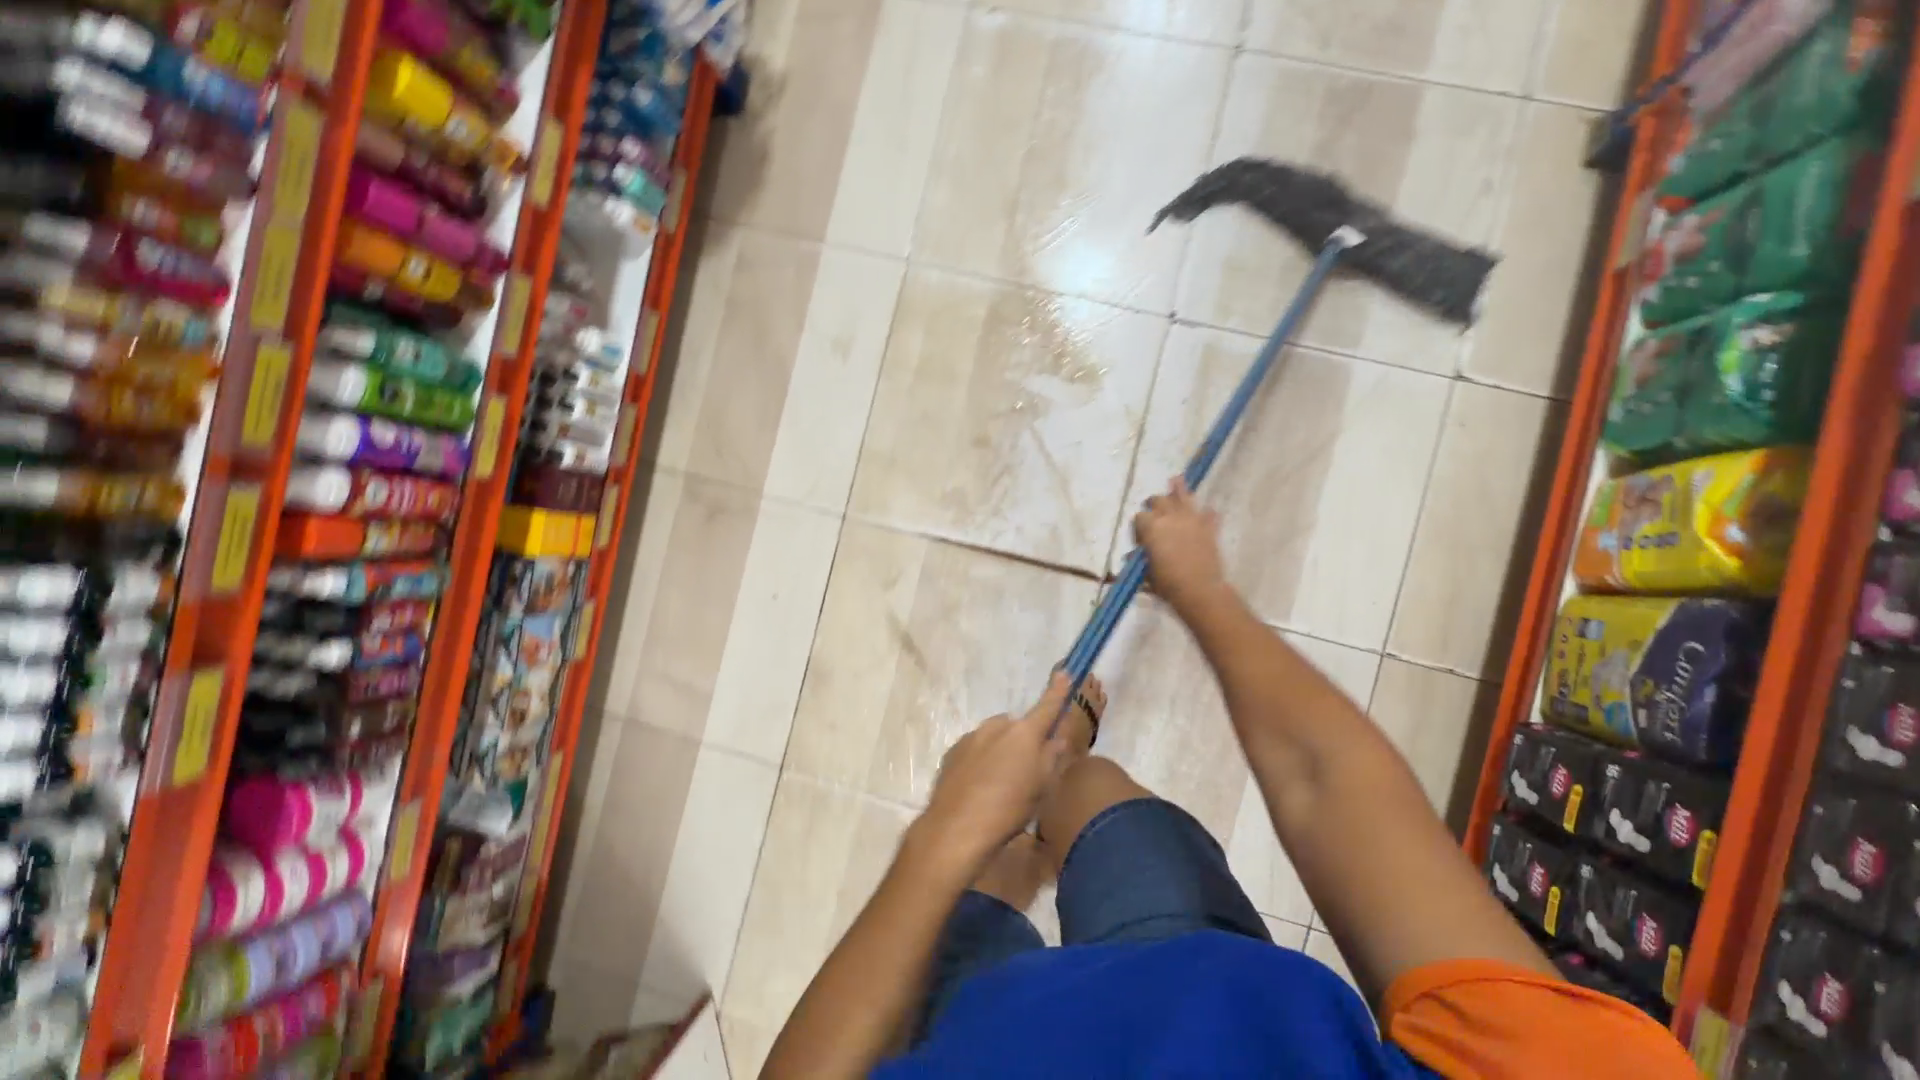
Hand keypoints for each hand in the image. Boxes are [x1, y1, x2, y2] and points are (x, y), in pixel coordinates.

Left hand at [913, 673, 1074, 878]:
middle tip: (1025, 771)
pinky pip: (975, 750)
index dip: (1058, 690)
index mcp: (1024, 733)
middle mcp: (996, 727)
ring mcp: (971, 738)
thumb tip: (1056, 739)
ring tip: (999, 786)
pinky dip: (980, 761)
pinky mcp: (952, 752)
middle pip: (1017, 727)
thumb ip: (1051, 758)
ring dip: (1000, 752)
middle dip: (1022, 741)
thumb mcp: (1042, 787)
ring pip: (994, 738)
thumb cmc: (1010, 808)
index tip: (1064, 672)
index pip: (1047, 706)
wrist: (958, 827)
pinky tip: (979, 788)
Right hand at [1134, 477, 1226, 615]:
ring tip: (1176, 479)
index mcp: (1151, 527)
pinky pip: (1209, 514)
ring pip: (1184, 498)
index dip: (1138, 526)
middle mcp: (1170, 517)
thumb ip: (1142, 558)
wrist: (1199, 590)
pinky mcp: (1209, 527)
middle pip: (1159, 500)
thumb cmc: (1167, 584)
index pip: (1140, 517)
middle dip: (1154, 503)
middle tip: (1152, 508)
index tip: (1140, 538)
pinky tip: (1207, 511)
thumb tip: (1135, 555)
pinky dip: (1206, 513)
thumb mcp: (1147, 572)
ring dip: (1179, 489)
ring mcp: (1192, 519)